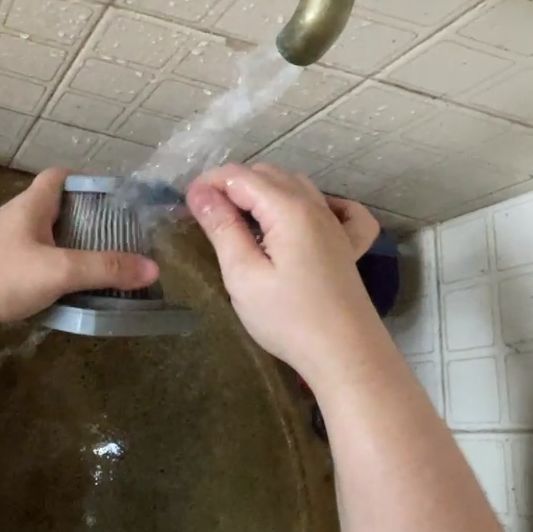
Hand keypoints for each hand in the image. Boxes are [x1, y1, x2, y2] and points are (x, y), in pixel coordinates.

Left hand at [0, 169, 159, 332]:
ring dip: (70, 246)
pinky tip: (67, 287)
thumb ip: (105, 268)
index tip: (114, 198)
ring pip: (45, 236)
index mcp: (30, 205)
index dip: (86, 180)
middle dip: (86, 219)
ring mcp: (4, 243)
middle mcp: (16, 217)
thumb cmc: (2, 276)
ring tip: (99, 264)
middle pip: (55, 207)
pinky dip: (53, 268)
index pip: (59, 176)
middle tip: (116, 236)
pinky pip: (34, 260)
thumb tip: (152, 266)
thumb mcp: (59, 271)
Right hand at [185, 163, 381, 367]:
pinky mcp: (346, 245)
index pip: (240, 176)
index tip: (185, 206)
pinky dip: (312, 203)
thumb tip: (199, 192)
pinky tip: (300, 216)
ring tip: (236, 219)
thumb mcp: (243, 274)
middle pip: (267, 174)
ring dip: (262, 192)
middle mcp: (315, 206)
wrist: (346, 357)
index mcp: (288, 209)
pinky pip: (336, 207)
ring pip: (294, 185)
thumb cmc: (289, 319)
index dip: (208, 183)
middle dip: (231, 185)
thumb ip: (222, 228)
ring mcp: (335, 224)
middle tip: (205, 216)